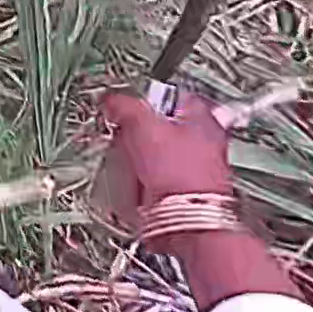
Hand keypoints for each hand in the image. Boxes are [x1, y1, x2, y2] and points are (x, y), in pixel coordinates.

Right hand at [100, 90, 234, 209]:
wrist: (184, 217)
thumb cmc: (179, 172)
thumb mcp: (141, 122)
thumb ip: (123, 104)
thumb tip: (110, 100)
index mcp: (202, 120)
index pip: (171, 94)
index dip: (144, 93)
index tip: (125, 97)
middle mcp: (201, 142)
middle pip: (155, 121)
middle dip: (132, 125)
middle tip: (121, 127)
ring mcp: (187, 166)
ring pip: (146, 146)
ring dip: (130, 149)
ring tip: (124, 154)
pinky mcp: (173, 186)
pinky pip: (144, 169)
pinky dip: (132, 169)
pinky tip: (128, 172)